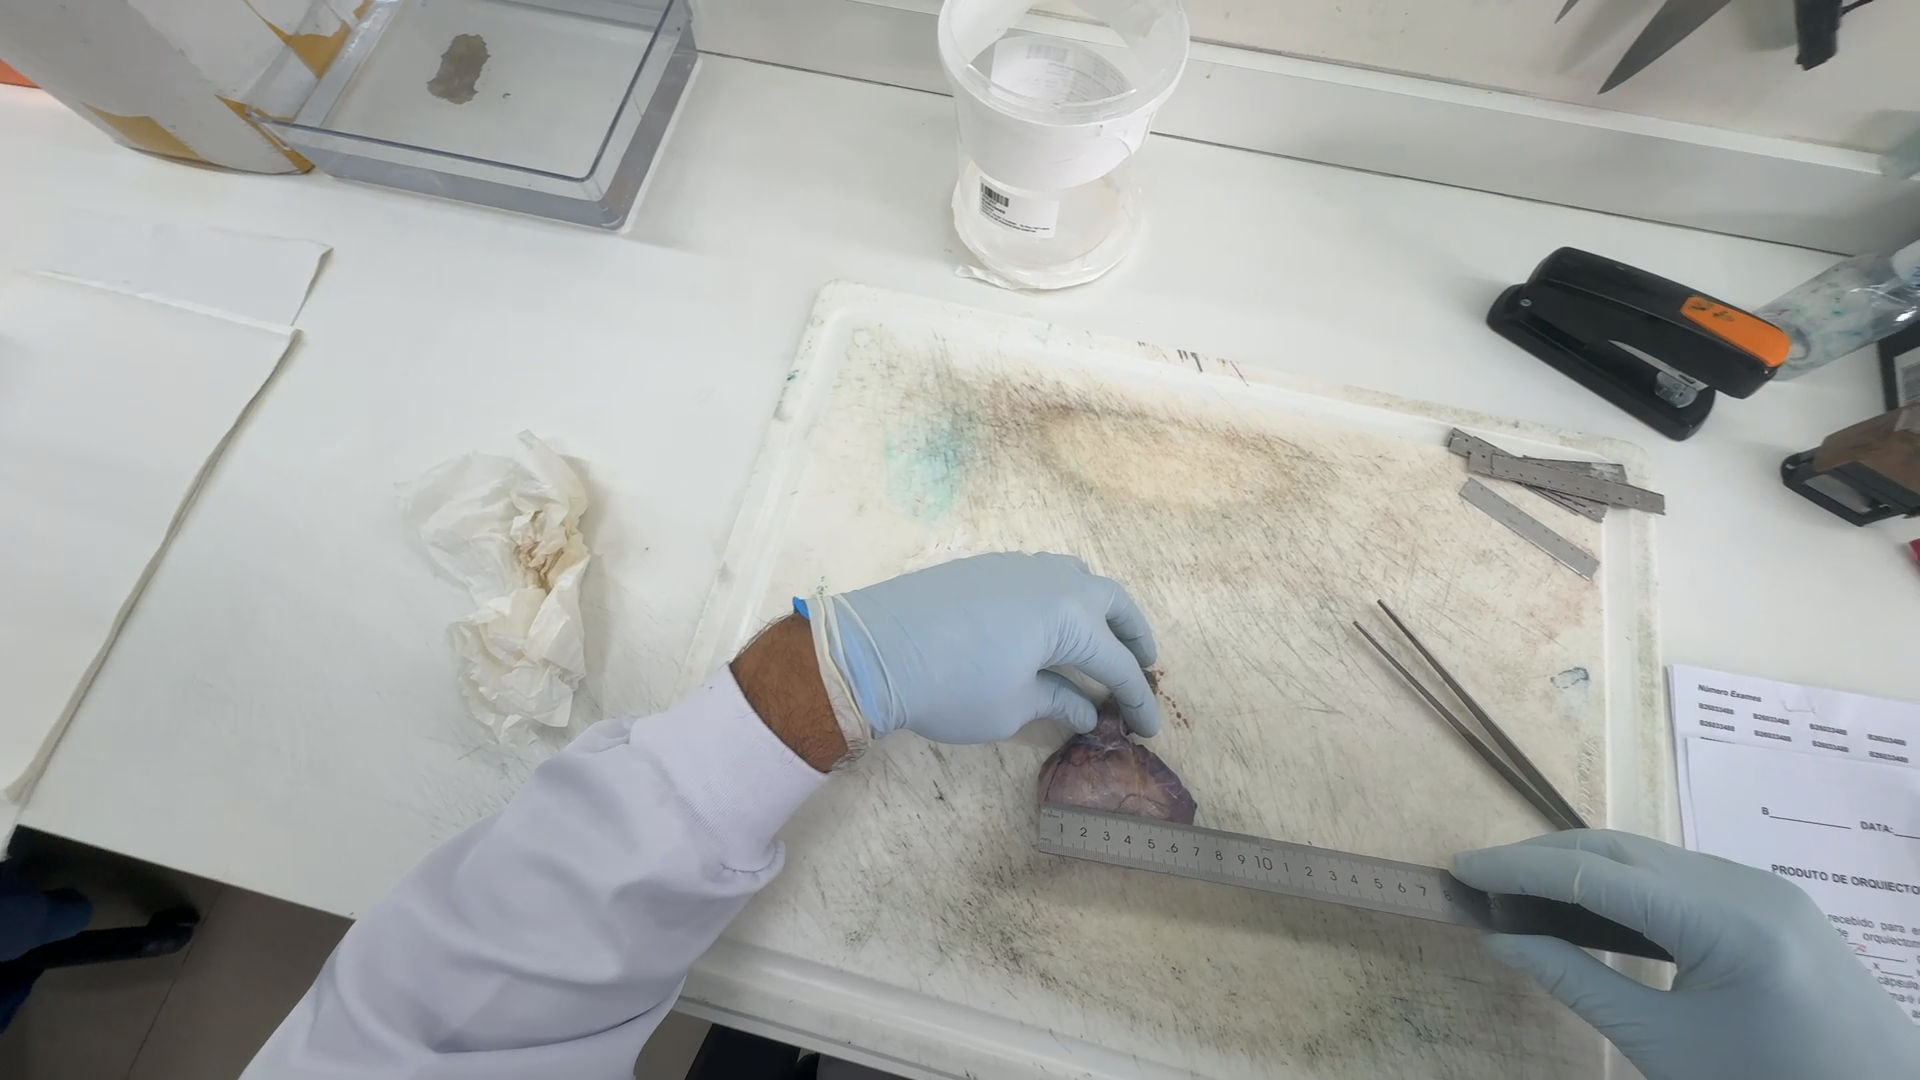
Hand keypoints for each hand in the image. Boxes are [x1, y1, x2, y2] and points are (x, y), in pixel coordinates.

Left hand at [815, 552, 1160, 743]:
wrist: (876, 647)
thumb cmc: (952, 686)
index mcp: (1069, 617)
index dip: (1137, 699)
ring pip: (1077, 575)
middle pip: (1112, 602)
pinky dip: (1061, 594)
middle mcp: (1053, 581)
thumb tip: (1087, 710)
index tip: (1148, 728)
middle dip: (1134, 635)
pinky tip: (1048, 619)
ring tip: (1101, 635)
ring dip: (1099, 605)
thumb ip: (1057, 701)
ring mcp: (1018, 566)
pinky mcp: (987, 565)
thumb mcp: (1011, 706)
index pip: (1117, 663)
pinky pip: (1042, 572)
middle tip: (1144, 665)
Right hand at [1453, 830, 1919, 1079]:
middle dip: (1539, 859)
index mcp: (1731, 926)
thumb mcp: (1663, 1047)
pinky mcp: (1772, 900)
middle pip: (1615, 850)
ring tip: (1522, 889)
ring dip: (1574, 865)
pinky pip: (1673, 873)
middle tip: (1482, 878)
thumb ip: (1572, 982)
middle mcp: (1750, 887)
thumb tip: (1495, 940)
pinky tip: (1587, 902)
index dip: (1516, 867)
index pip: (1593, 875)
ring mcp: (1766, 888)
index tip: (1459, 867)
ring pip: (1642, 855)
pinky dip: (1617, 879)